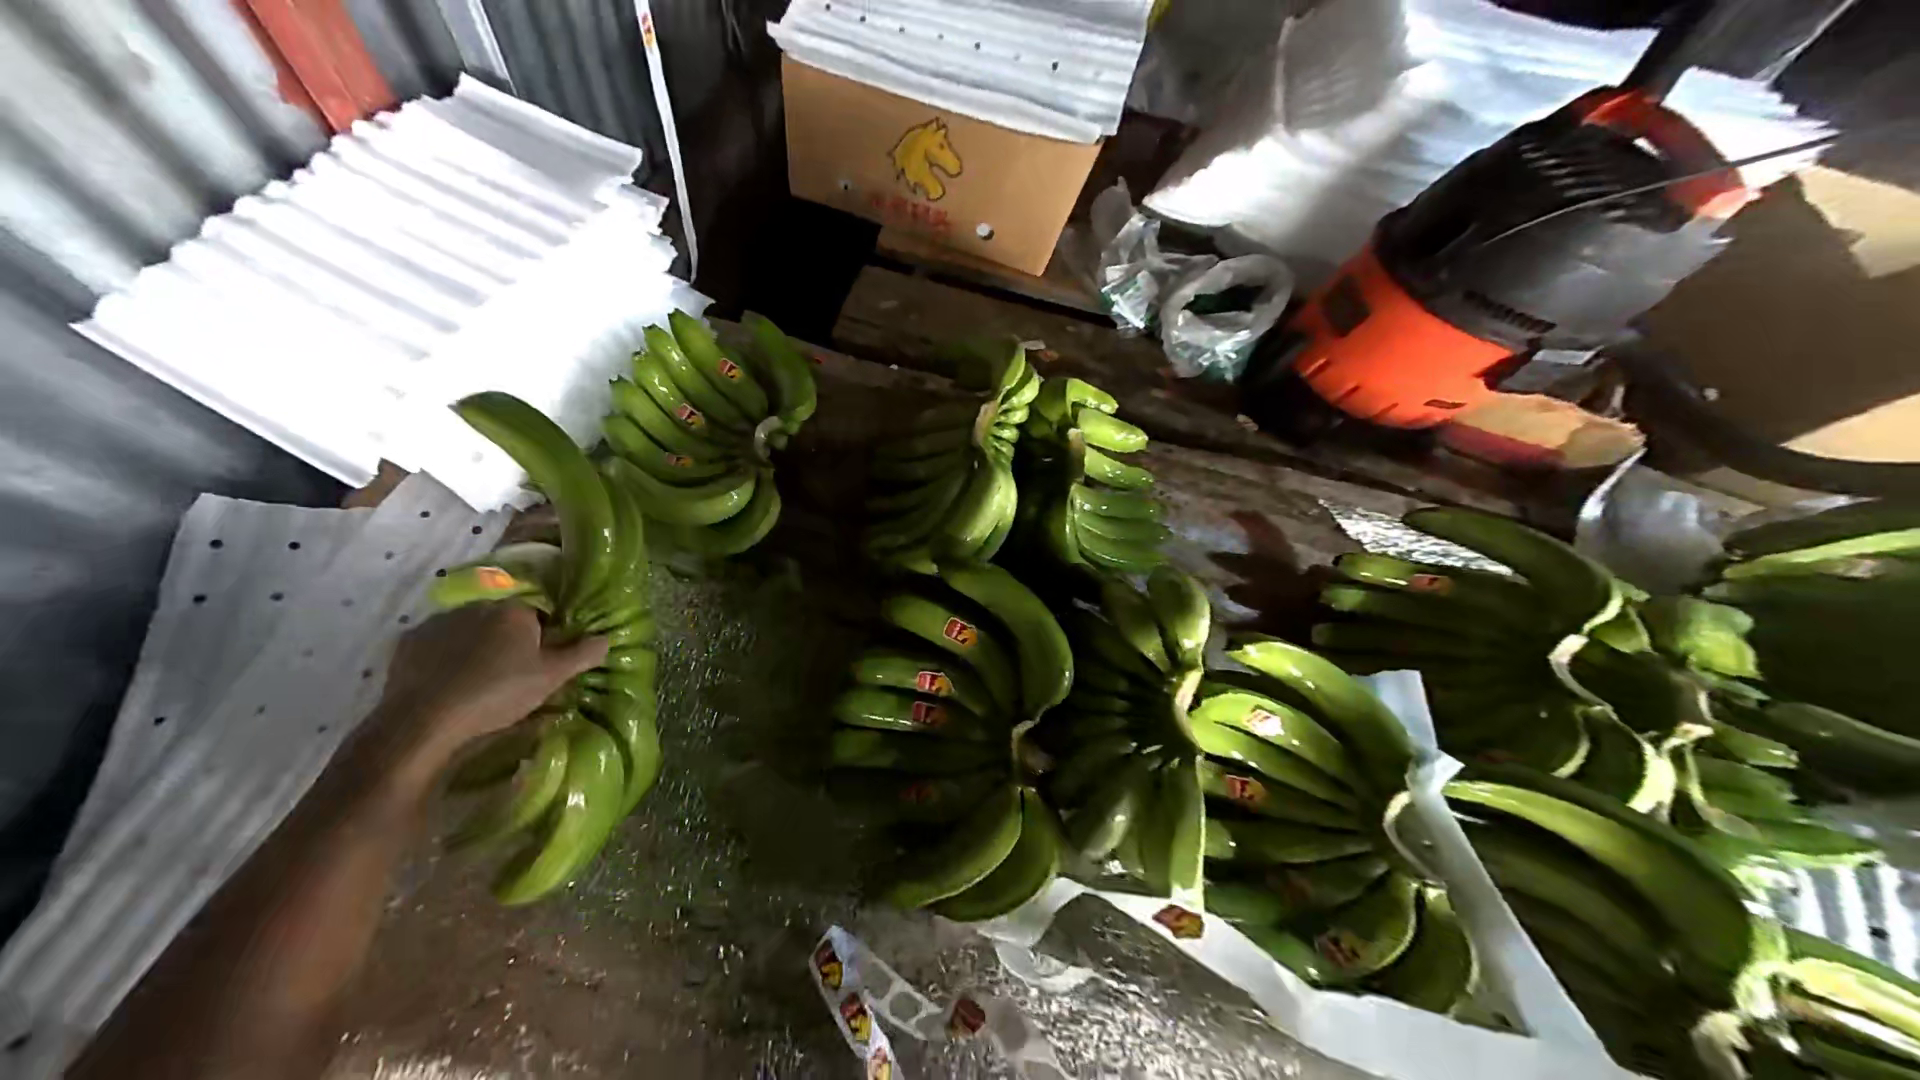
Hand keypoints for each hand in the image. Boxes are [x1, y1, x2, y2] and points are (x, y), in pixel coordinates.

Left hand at [367, 604, 605, 778]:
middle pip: (504, 621)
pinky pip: (438, 645)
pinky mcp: (408, 643)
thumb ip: (583, 654)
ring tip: (479, 681)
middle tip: (514, 674)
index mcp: (515, 610)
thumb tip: (606, 638)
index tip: (541, 664)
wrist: (422, 721)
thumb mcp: (552, 678)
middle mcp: (478, 606)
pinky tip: (449, 683)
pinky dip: (446, 658)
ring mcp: (439, 622)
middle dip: (510, 641)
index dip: (544, 639)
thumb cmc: (497, 693)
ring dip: (478, 647)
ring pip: (470, 631)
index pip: (540, 615)